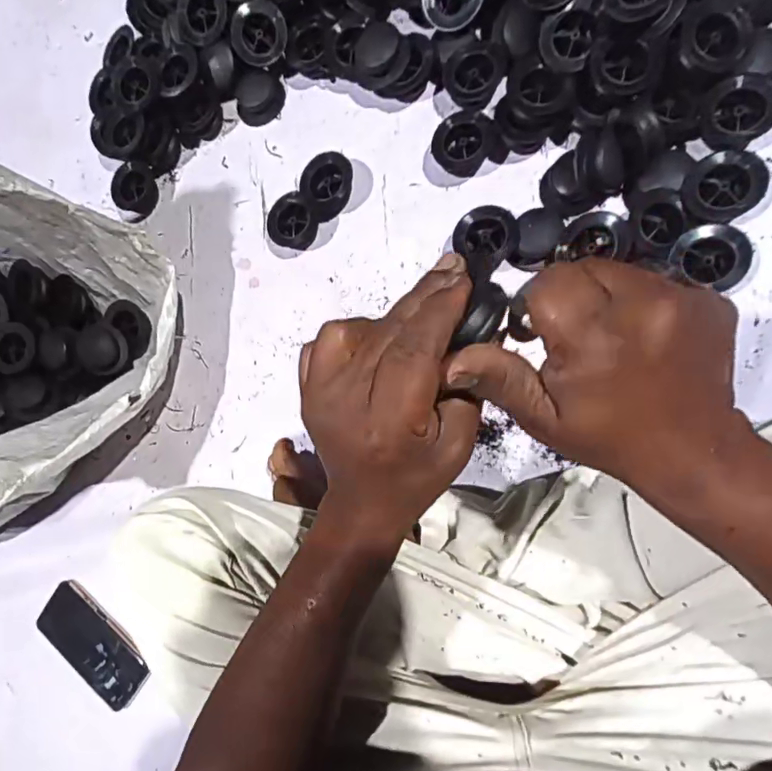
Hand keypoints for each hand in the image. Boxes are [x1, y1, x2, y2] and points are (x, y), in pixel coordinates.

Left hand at [299, 254, 480, 545]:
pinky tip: (381, 336)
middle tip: (451, 268)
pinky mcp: (307, 386)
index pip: (413, 349)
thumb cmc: (415, 478)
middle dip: (425, 297)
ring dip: (396, 313)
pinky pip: (332, 338)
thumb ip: (463, 389)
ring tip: (426, 304)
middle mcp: (346, 401)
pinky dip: (359, 328)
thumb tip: (461, 337)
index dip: (438, 310)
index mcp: (387, 422)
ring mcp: (320, 391)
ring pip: (360, 328)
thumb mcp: (458, 444)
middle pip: (388, 332)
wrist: (363, 502)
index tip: (462, 279)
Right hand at [442, 258, 745, 490]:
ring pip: (621, 270)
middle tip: (577, 339)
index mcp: (592, 337)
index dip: (536, 304)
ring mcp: (678, 300)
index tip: (541, 329)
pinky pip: (659, 280)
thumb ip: (501, 379)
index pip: (548, 281)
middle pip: (584, 267)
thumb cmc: (615, 438)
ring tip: (613, 343)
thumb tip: (457, 360)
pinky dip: (644, 303)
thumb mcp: (545, 418)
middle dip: (572, 296)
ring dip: (609, 298)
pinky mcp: (705, 299)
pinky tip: (643, 340)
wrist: (688, 449)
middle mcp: (639, 308)